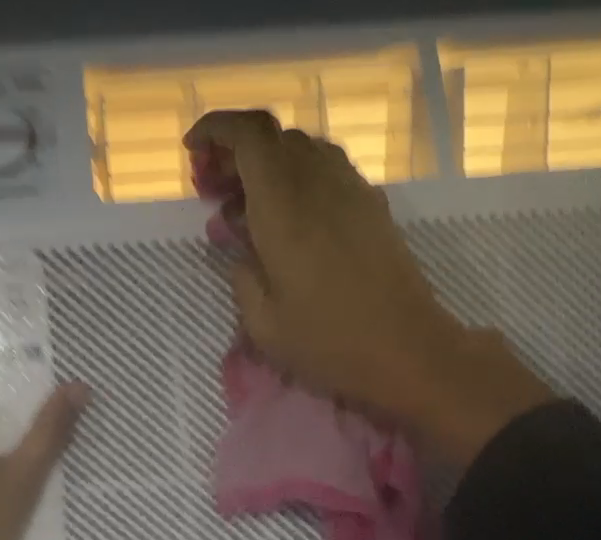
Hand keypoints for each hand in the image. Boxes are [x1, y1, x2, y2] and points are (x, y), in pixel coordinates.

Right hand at [185, 110, 552, 462]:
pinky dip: (296, 179)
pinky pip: (326, 171)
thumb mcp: (263, 323)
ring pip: (302, 150)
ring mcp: (351, 191)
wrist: (407, 350)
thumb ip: (242, 275)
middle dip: (234, 151)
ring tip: (245, 207)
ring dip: (267, 165)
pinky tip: (287, 221)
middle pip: (274, 137)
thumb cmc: (328, 343)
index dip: (216, 129)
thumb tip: (241, 248)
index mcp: (285, 207)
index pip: (250, 134)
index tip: (192, 151)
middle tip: (211, 190)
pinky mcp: (371, 207)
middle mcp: (319, 184)